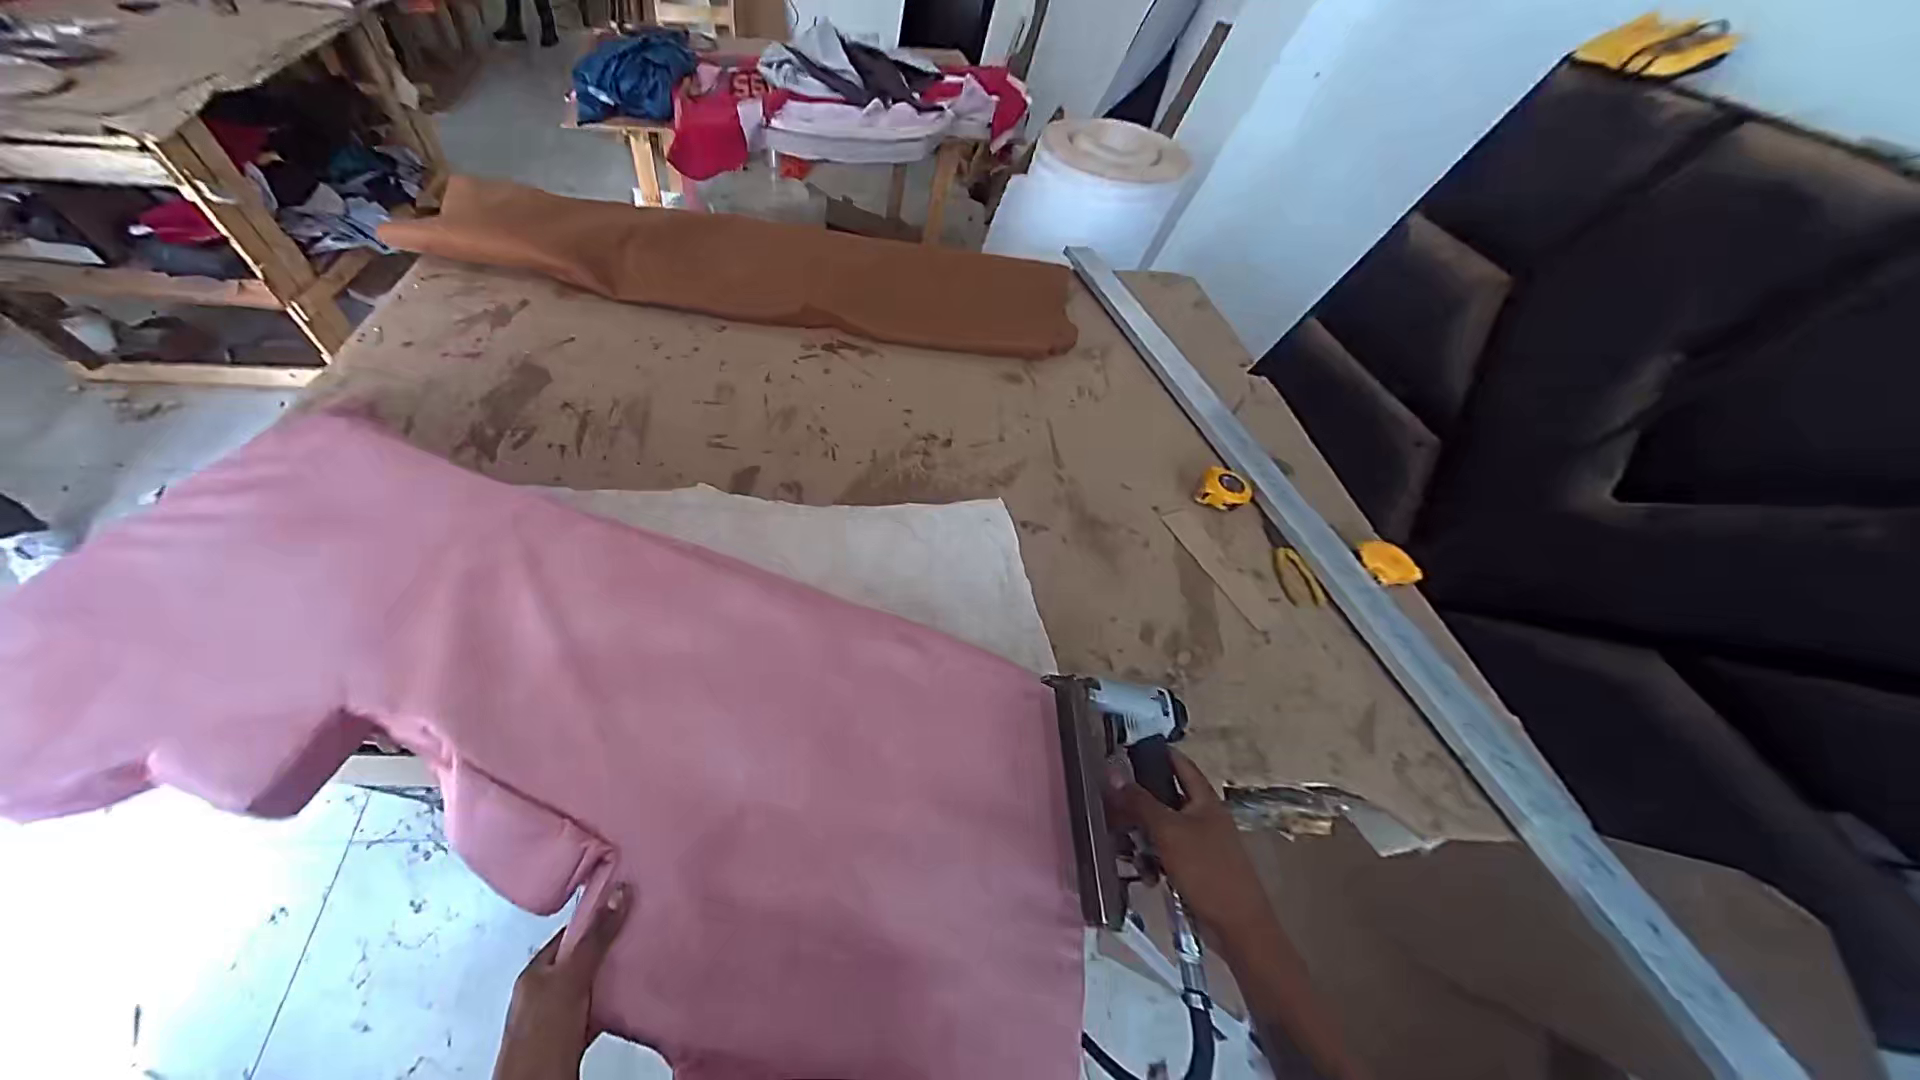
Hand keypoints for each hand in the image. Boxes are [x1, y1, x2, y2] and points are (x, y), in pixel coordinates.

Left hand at [493, 882, 630, 1079]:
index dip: (599, 916)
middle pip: (583, 957)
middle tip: (644, 925)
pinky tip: (637, 993)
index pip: (571, 933)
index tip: (630, 901)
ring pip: (593, 983)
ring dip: (616, 972)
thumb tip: (620, 890)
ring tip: (647, 953)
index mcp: (535, 973)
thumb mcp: (572, 979)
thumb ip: (596, 938)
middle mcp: (543, 992)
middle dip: (612, 943)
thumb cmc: (545, 1034)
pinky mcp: (572, 1037)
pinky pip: (600, 1008)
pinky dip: (617, 1000)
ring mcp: (557, 1017)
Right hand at [1110, 749, 1270, 937]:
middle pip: (1163, 797)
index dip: (1155, 753)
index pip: (1178, 763)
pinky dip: (1152, 859)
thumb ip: (1139, 801)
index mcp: (1204, 799)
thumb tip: (1113, 773)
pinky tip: (1145, 874)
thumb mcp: (1168, 831)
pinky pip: (1165, 853)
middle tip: (1112, 807)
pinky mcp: (1194, 868)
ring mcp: (1199, 843)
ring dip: (1141, 836)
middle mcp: (1202, 816)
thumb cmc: (1207, 870)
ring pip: (1160, 827)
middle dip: (1137, 803)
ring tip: (1126, 849)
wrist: (1239, 928)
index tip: (1125, 750)